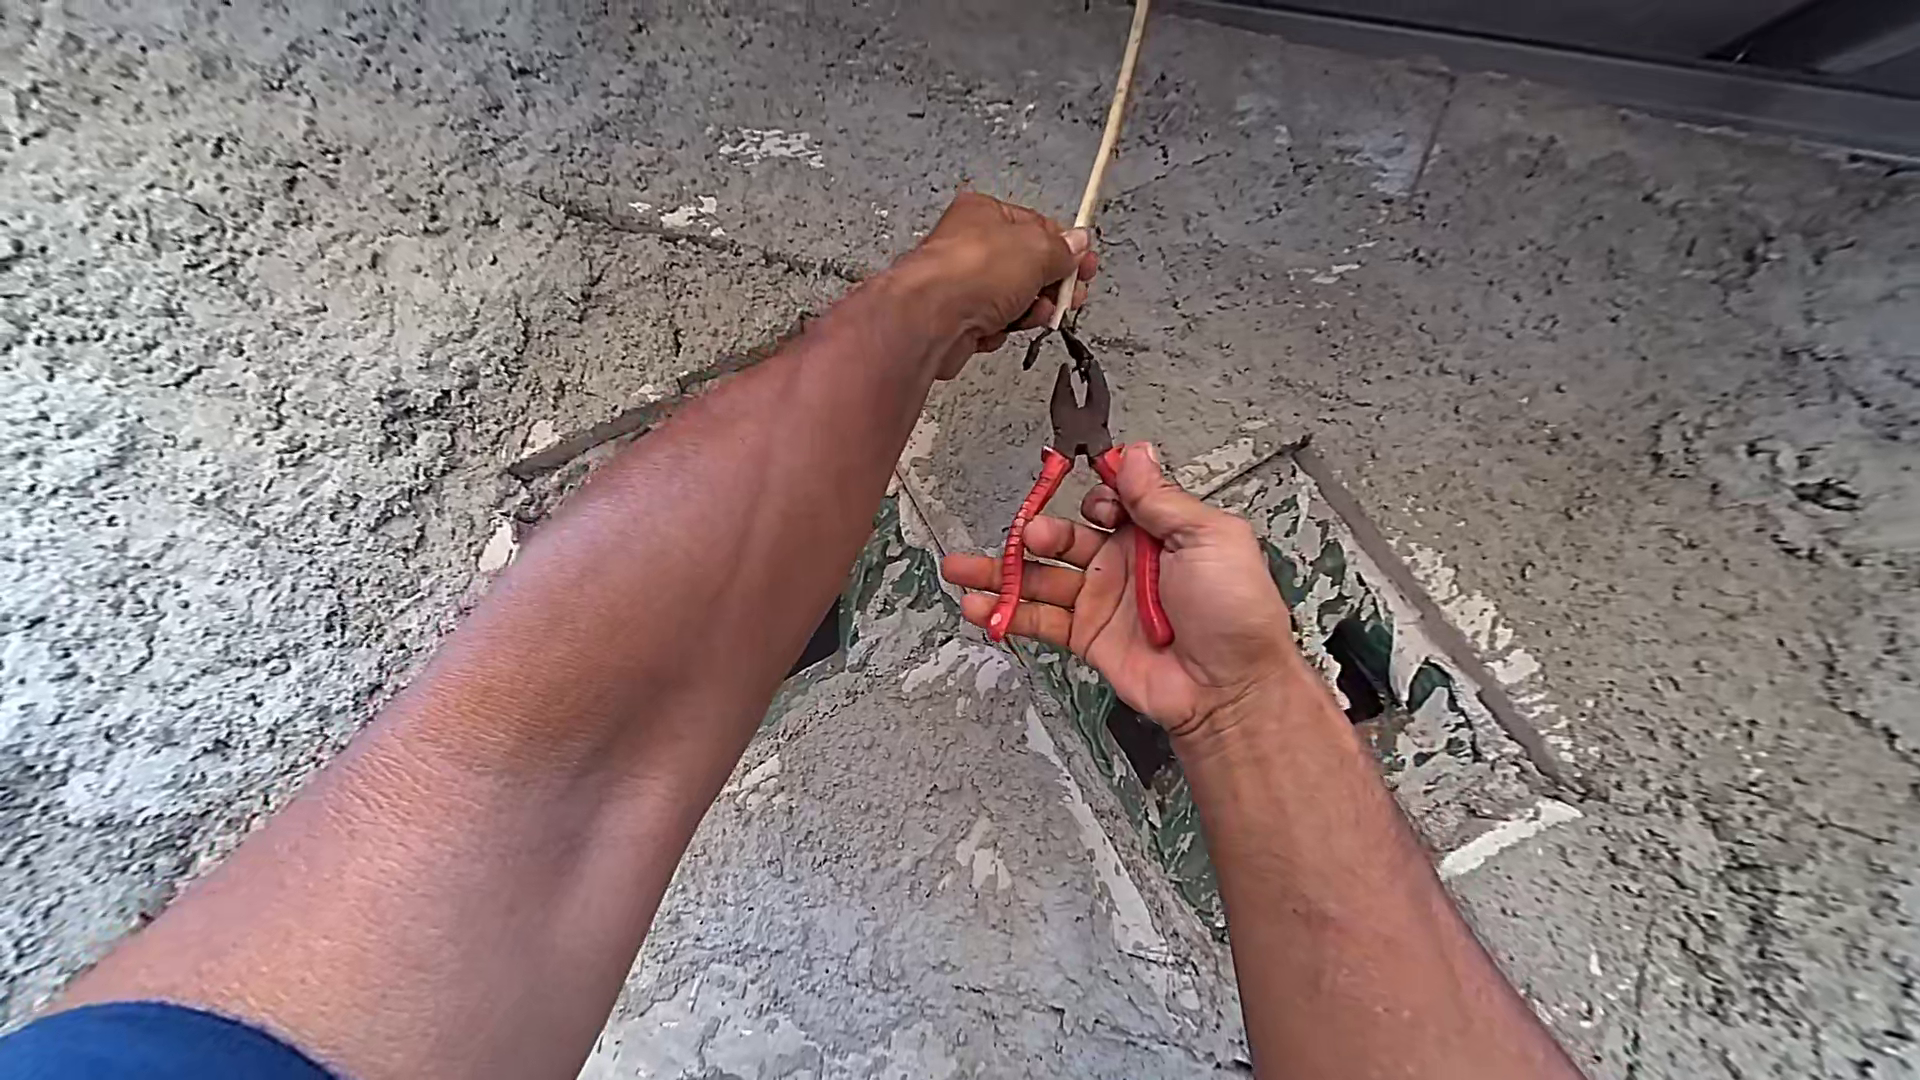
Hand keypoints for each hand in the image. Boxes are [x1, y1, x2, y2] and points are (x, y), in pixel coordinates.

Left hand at [896, 191, 1099, 379]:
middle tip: (1069, 297)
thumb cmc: (969, 274)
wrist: (931, 321)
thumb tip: (1077, 245)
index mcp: (985, 214)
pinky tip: (1002, 327)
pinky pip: (994, 325)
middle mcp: (970, 247)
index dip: (1065, 249)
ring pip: (1011, 300)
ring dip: (1029, 311)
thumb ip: (1062, 249)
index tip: (1085, 267)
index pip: (1037, 228)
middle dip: (1051, 286)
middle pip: (1026, 267)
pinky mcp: (958, 321)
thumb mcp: (1036, 250)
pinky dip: (1002, 329)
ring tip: (1034, 313)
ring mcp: (963, 287)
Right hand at [941, 443, 1302, 741]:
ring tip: (965, 569)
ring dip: (1001, 573)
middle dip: (1037, 532)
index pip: (1108, 501)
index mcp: (1155, 533)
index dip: (1092, 497)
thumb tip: (1136, 454)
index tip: (1085, 498)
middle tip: (1030, 534)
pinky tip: (982, 606)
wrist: (1230, 688)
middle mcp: (1122, 562)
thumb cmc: (1236, 614)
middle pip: (1063, 538)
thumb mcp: (1209, 538)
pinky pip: (1038, 619)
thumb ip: (1163, 497)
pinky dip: (1007, 612)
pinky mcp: (1085, 635)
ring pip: (1040, 578)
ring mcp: (1100, 600)